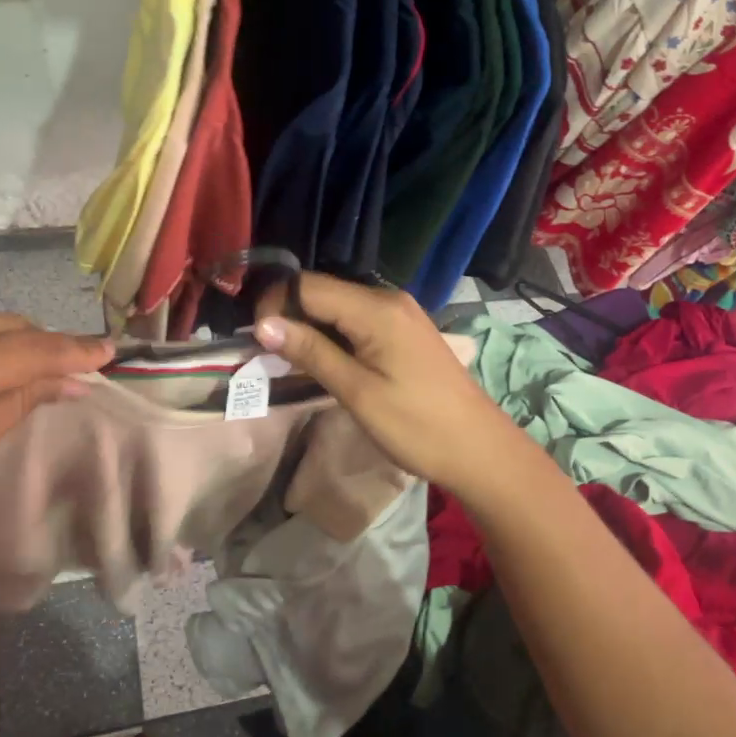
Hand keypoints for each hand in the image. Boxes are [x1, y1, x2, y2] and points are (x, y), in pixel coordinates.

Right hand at [252, 274, 527, 494]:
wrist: (479, 450)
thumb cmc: (416, 425)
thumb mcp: (357, 392)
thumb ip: (310, 353)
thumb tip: (263, 325)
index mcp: (376, 309)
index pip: (308, 286)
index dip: (275, 304)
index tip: (256, 339)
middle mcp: (387, 298)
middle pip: (322, 290)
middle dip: (288, 313)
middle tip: (267, 352)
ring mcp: (399, 313)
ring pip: (338, 305)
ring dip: (309, 325)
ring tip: (289, 359)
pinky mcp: (404, 329)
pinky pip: (356, 318)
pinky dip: (333, 333)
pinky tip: (323, 359)